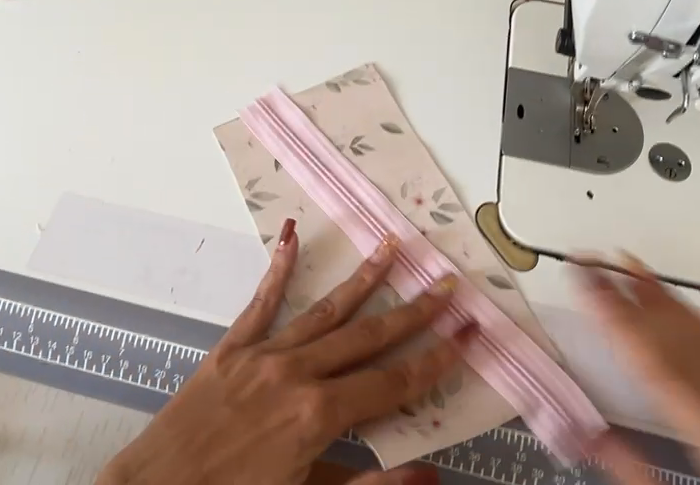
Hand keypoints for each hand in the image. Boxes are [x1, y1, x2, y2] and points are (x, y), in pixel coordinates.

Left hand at [97, 220, 472, 484]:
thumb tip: (432, 474)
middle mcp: (298, 373)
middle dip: (413, 311)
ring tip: (393, 247)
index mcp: (320, 415)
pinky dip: (279, 270)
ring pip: (325, 310)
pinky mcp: (231, 347)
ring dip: (363, 279)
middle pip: (368, 336)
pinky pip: (261, 302)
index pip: (394, 382)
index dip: (436, 360)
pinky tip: (291, 238)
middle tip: (447, 283)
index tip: (468, 333)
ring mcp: (264, 354)